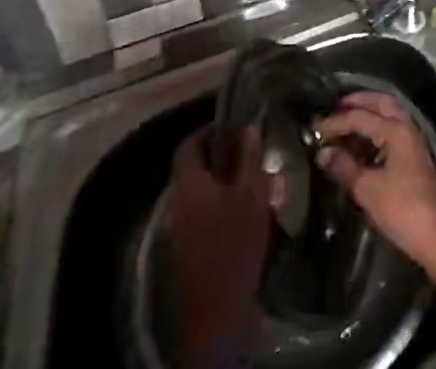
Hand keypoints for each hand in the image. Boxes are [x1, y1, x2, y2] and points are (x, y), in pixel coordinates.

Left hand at [167, 126, 271, 358]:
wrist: (216, 310)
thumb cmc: (234, 242)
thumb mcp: (251, 194)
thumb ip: (250, 159)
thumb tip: (250, 128)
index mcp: (188, 184)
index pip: (188, 145)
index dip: (208, 131)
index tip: (232, 124)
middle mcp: (178, 203)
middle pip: (197, 170)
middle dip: (222, 158)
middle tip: (250, 153)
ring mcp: (182, 229)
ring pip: (204, 193)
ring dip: (226, 183)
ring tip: (257, 182)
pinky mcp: (191, 250)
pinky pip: (206, 216)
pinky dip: (225, 206)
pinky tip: (251, 213)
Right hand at [315, 92, 435, 264]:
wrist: (434, 235)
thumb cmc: (400, 208)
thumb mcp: (367, 188)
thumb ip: (344, 166)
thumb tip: (324, 153)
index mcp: (396, 130)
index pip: (359, 117)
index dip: (335, 122)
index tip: (315, 130)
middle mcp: (407, 128)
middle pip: (382, 103)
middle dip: (358, 102)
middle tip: (336, 107)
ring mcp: (413, 141)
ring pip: (389, 116)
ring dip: (368, 116)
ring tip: (343, 126)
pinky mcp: (413, 156)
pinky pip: (392, 132)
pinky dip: (375, 132)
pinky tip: (359, 146)